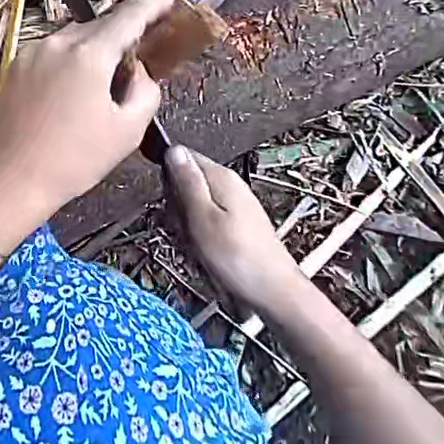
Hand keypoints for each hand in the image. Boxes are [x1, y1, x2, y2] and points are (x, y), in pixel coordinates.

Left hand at [0, 0, 174, 248]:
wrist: (15, 178)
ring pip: (74, 39)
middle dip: (122, 36)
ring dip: (93, 51)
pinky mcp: (15, 66)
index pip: (130, 16)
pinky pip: (51, 53)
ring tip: (101, 83)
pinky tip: (70, 92)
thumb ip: (146, 91)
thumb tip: (140, 72)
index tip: (167, 2)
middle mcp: (58, 43)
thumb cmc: (75, 159)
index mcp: (90, 55)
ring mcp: (32, 52)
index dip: (153, 5)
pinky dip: (68, 62)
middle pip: (100, 27)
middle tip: (137, 56)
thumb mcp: (128, 130)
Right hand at [166, 145, 309, 315]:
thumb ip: (187, 182)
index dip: (169, 181)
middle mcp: (230, 185)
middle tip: (186, 230)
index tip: (172, 205)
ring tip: (198, 246)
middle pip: (188, 183)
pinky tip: (207, 254)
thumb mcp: (202, 218)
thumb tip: (173, 149)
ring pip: (195, 205)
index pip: (182, 158)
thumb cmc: (238, 259)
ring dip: (189, 226)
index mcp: (221, 177)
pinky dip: (202, 237)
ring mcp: (236, 205)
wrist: (274, 293)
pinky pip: (208, 221)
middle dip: (178, 207)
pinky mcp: (238, 224)